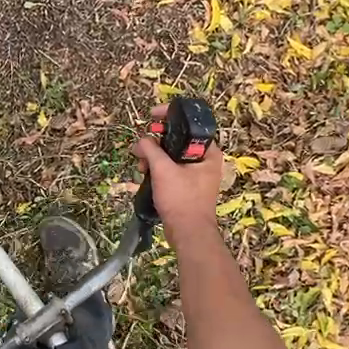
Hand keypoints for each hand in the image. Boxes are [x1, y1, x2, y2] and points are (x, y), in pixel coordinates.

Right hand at [132, 104, 224, 240]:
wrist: (188, 233)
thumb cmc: (181, 199)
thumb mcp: (163, 170)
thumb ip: (151, 149)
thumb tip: (142, 140)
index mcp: (208, 151)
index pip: (189, 123)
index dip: (169, 116)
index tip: (151, 115)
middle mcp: (205, 159)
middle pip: (177, 139)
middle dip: (156, 142)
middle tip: (141, 147)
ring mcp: (197, 173)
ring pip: (171, 155)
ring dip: (154, 157)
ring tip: (141, 166)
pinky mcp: (187, 186)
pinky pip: (171, 169)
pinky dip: (158, 169)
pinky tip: (145, 175)